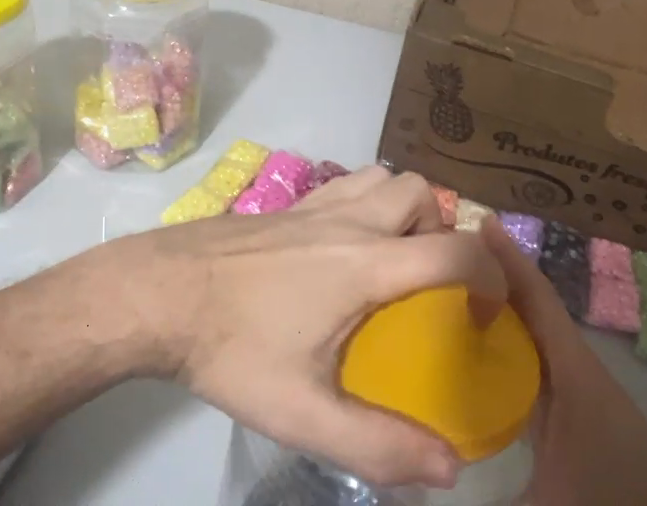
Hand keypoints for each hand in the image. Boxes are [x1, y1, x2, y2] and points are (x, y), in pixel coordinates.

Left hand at [118, 167, 506, 488]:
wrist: (156, 294)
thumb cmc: (231, 350)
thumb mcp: (303, 414)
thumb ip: (377, 445)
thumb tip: (449, 469)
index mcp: (366, 264)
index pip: (456, 251)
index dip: (490, 278)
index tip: (483, 316)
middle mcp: (349, 221)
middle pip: (423, 194)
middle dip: (444, 233)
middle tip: (431, 285)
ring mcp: (314, 205)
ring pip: (385, 177)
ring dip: (405, 210)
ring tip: (394, 260)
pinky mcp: (285, 204)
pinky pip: (347, 183)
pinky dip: (367, 202)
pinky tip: (343, 247)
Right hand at [475, 219, 646, 505]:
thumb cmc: (612, 497)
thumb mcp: (550, 500)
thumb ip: (487, 485)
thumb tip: (429, 473)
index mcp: (575, 372)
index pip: (541, 301)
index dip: (512, 261)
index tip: (482, 222)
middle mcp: (578, 369)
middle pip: (535, 310)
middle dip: (496, 279)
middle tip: (447, 256)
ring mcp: (579, 390)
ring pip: (536, 337)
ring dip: (502, 311)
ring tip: (452, 294)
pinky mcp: (577, 413)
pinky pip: (536, 364)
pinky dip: (509, 346)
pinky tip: (479, 355)